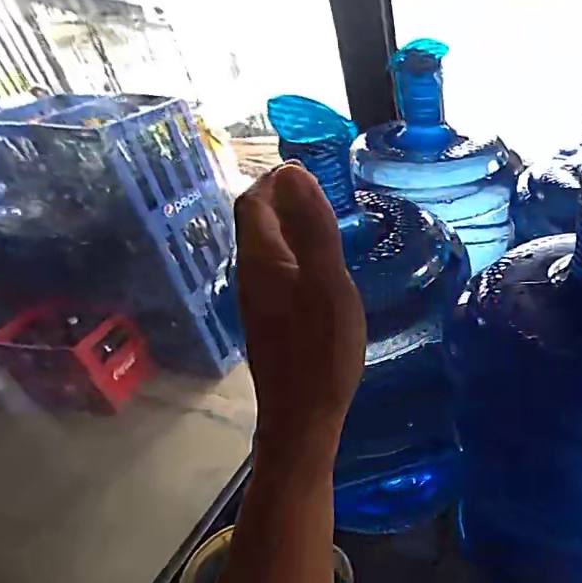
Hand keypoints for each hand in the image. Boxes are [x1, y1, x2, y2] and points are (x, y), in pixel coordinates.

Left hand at [233, 163, 364, 462]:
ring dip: (287, 227)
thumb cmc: (321, 348)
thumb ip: (314, 229)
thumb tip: (293, 173)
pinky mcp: (271, 321)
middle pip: (257, 224)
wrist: (301, 413)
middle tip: (314, 190)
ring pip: (266, 249)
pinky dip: (293, 254)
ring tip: (320, 222)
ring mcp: (259, 301)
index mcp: (264, 259)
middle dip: (279, 200)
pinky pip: (277, 271)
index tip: (304, 169)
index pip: (257, 203)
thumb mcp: (328, 283)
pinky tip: (317, 268)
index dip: (275, 181)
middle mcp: (253, 275)